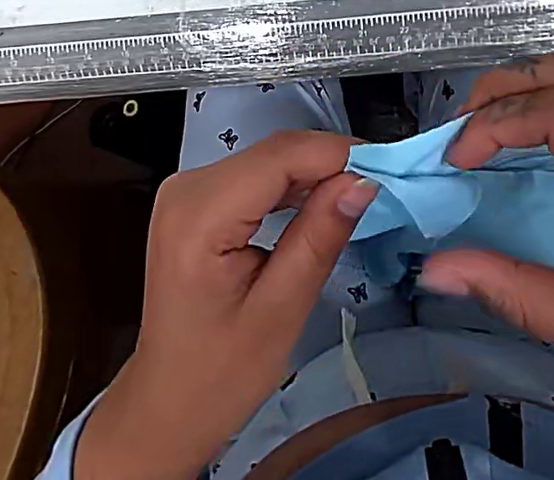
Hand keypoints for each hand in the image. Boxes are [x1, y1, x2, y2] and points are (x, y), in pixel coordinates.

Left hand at [75, 131, 377, 479]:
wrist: (166, 402)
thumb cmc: (218, 374)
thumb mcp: (280, 310)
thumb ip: (319, 236)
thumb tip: (361, 183)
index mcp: (198, 214)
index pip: (280, 157)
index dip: (337, 153)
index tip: (387, 167)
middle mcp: (187, 187)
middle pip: (274, 152)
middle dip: (331, 161)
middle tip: (381, 184)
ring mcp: (188, 189)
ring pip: (268, 158)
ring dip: (316, 171)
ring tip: (359, 192)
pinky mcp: (197, 197)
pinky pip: (255, 174)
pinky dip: (292, 183)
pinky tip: (322, 199)